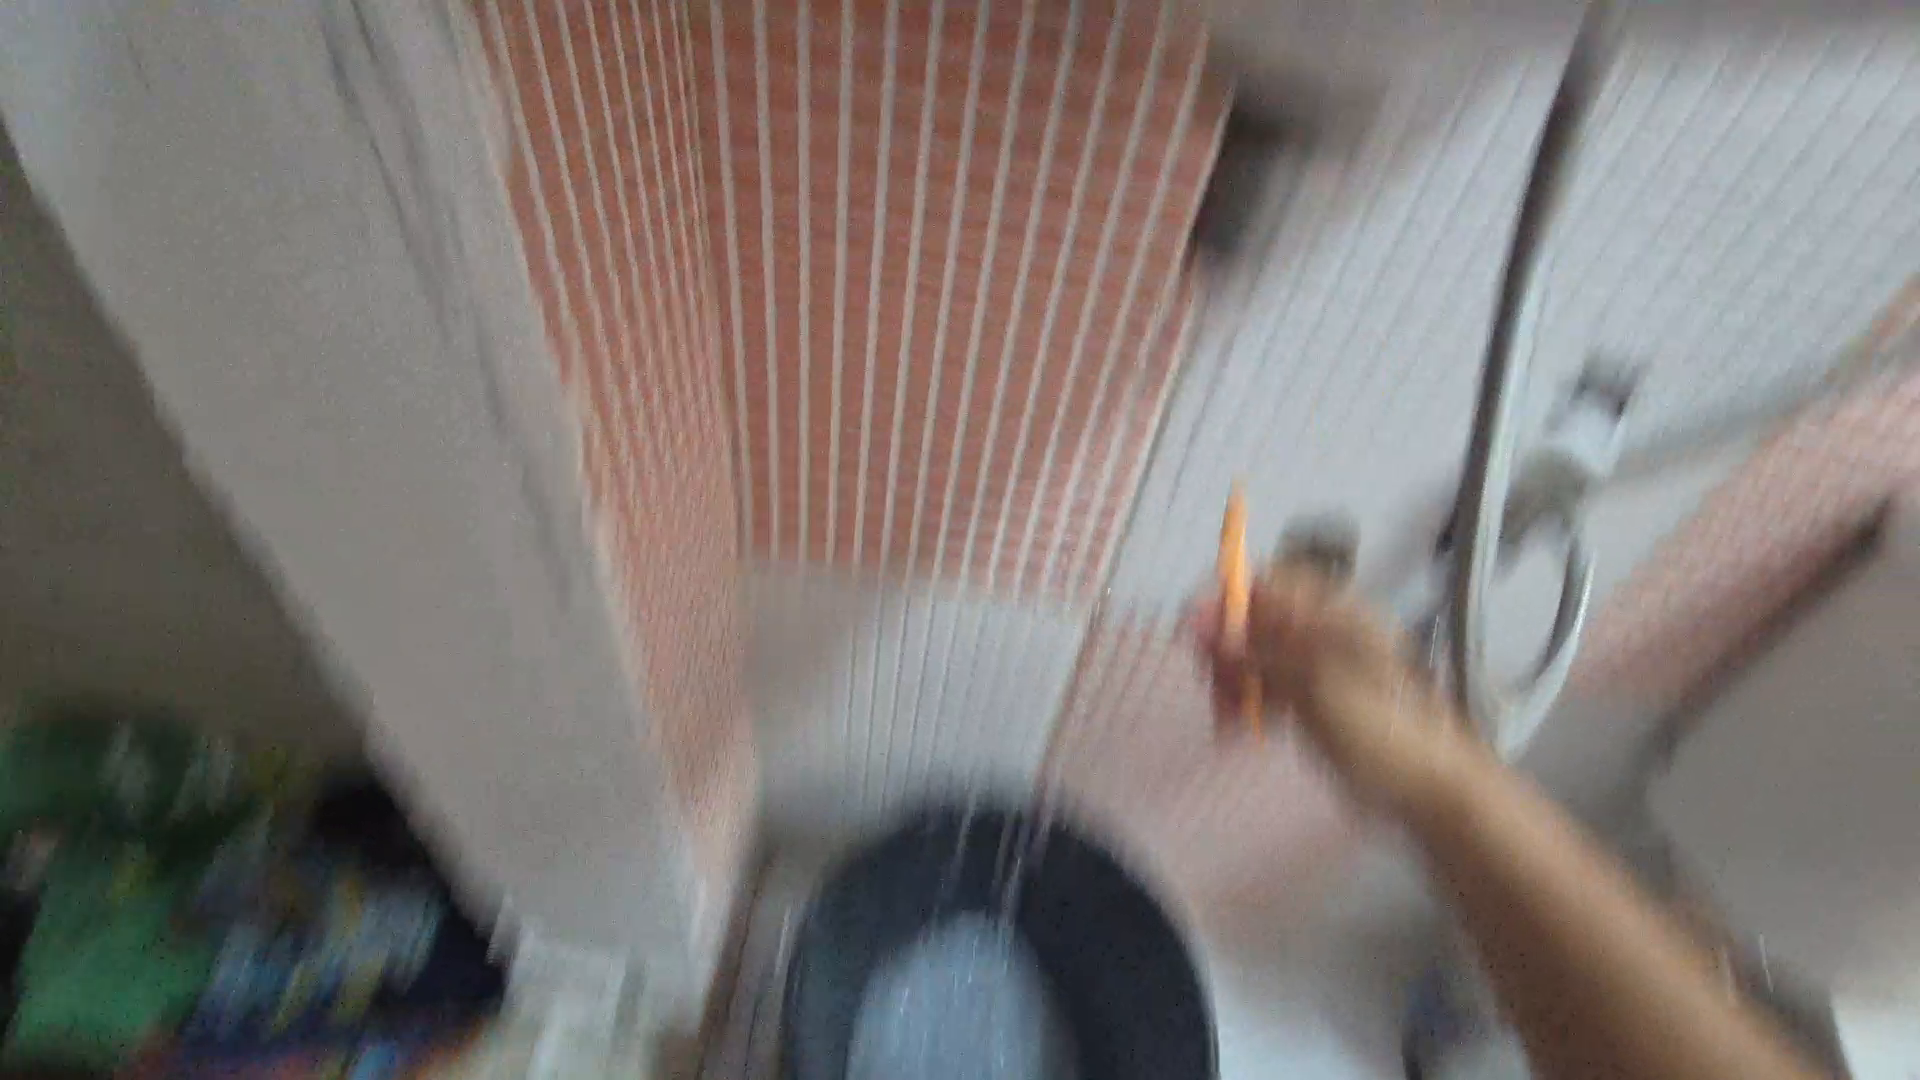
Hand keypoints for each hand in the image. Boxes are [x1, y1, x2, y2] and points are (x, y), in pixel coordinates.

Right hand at [1191, 565, 1478, 814]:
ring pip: (1251, 658)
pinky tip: (1234, 729)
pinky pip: (1262, 690)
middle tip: (1212, 685)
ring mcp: (1313, 667)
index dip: (1226, 599)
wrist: (1432, 791)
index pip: (1267, 583)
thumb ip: (1256, 653)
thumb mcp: (1314, 686)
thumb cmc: (1380, 729)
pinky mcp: (1307, 699)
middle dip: (1224, 651)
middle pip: (1251, 622)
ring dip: (1229, 684)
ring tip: (1225, 719)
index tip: (1195, 631)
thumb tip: (1200, 624)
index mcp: (1331, 613)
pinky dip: (1244, 706)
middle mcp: (1320, 632)